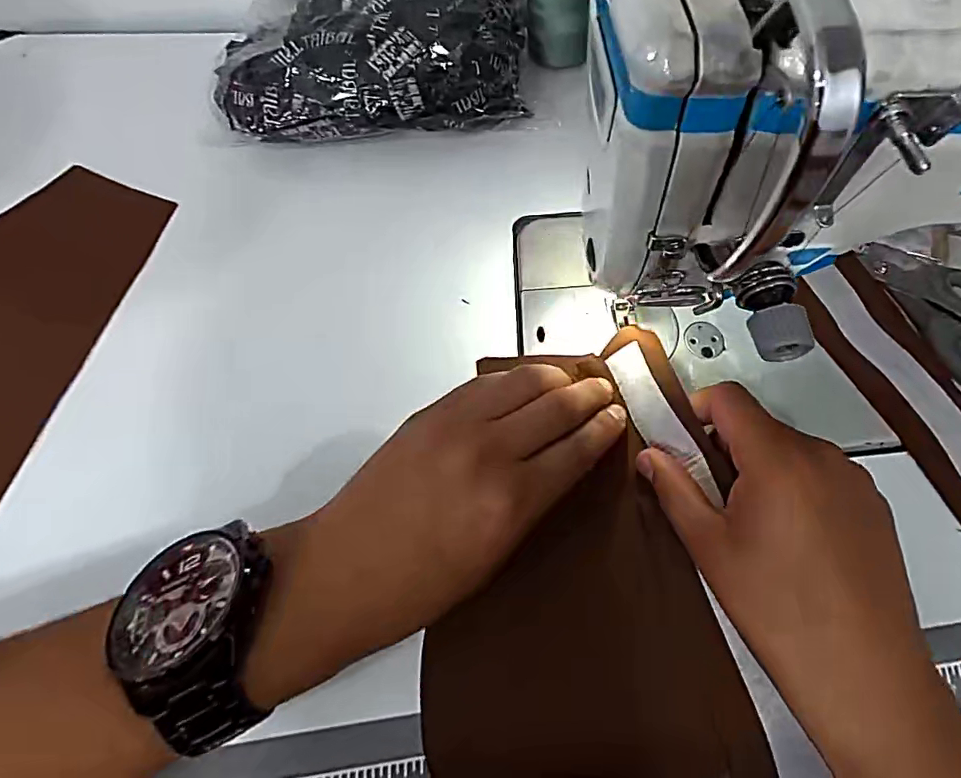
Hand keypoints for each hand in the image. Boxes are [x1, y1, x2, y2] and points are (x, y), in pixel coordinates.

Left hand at [247, 366, 624, 705]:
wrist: (343, 570)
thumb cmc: (417, 585)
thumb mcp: (494, 556)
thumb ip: (534, 502)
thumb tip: (564, 462)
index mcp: (510, 502)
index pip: (575, 448)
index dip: (603, 428)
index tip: (617, 417)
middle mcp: (488, 453)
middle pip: (557, 404)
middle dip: (590, 394)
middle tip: (604, 391)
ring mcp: (456, 425)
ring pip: (524, 380)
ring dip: (557, 375)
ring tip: (573, 378)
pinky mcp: (431, 412)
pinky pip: (486, 382)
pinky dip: (515, 377)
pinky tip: (526, 381)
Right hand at [638, 383, 960, 777]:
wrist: (864, 675)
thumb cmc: (790, 619)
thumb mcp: (711, 549)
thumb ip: (676, 489)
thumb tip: (654, 457)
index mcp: (778, 460)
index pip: (728, 397)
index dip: (696, 408)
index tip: (682, 433)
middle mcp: (821, 457)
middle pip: (759, 425)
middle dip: (729, 450)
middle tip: (715, 498)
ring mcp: (852, 478)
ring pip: (790, 451)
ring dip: (766, 471)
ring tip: (758, 531)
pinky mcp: (871, 501)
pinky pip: (823, 475)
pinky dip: (800, 490)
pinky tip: (794, 543)